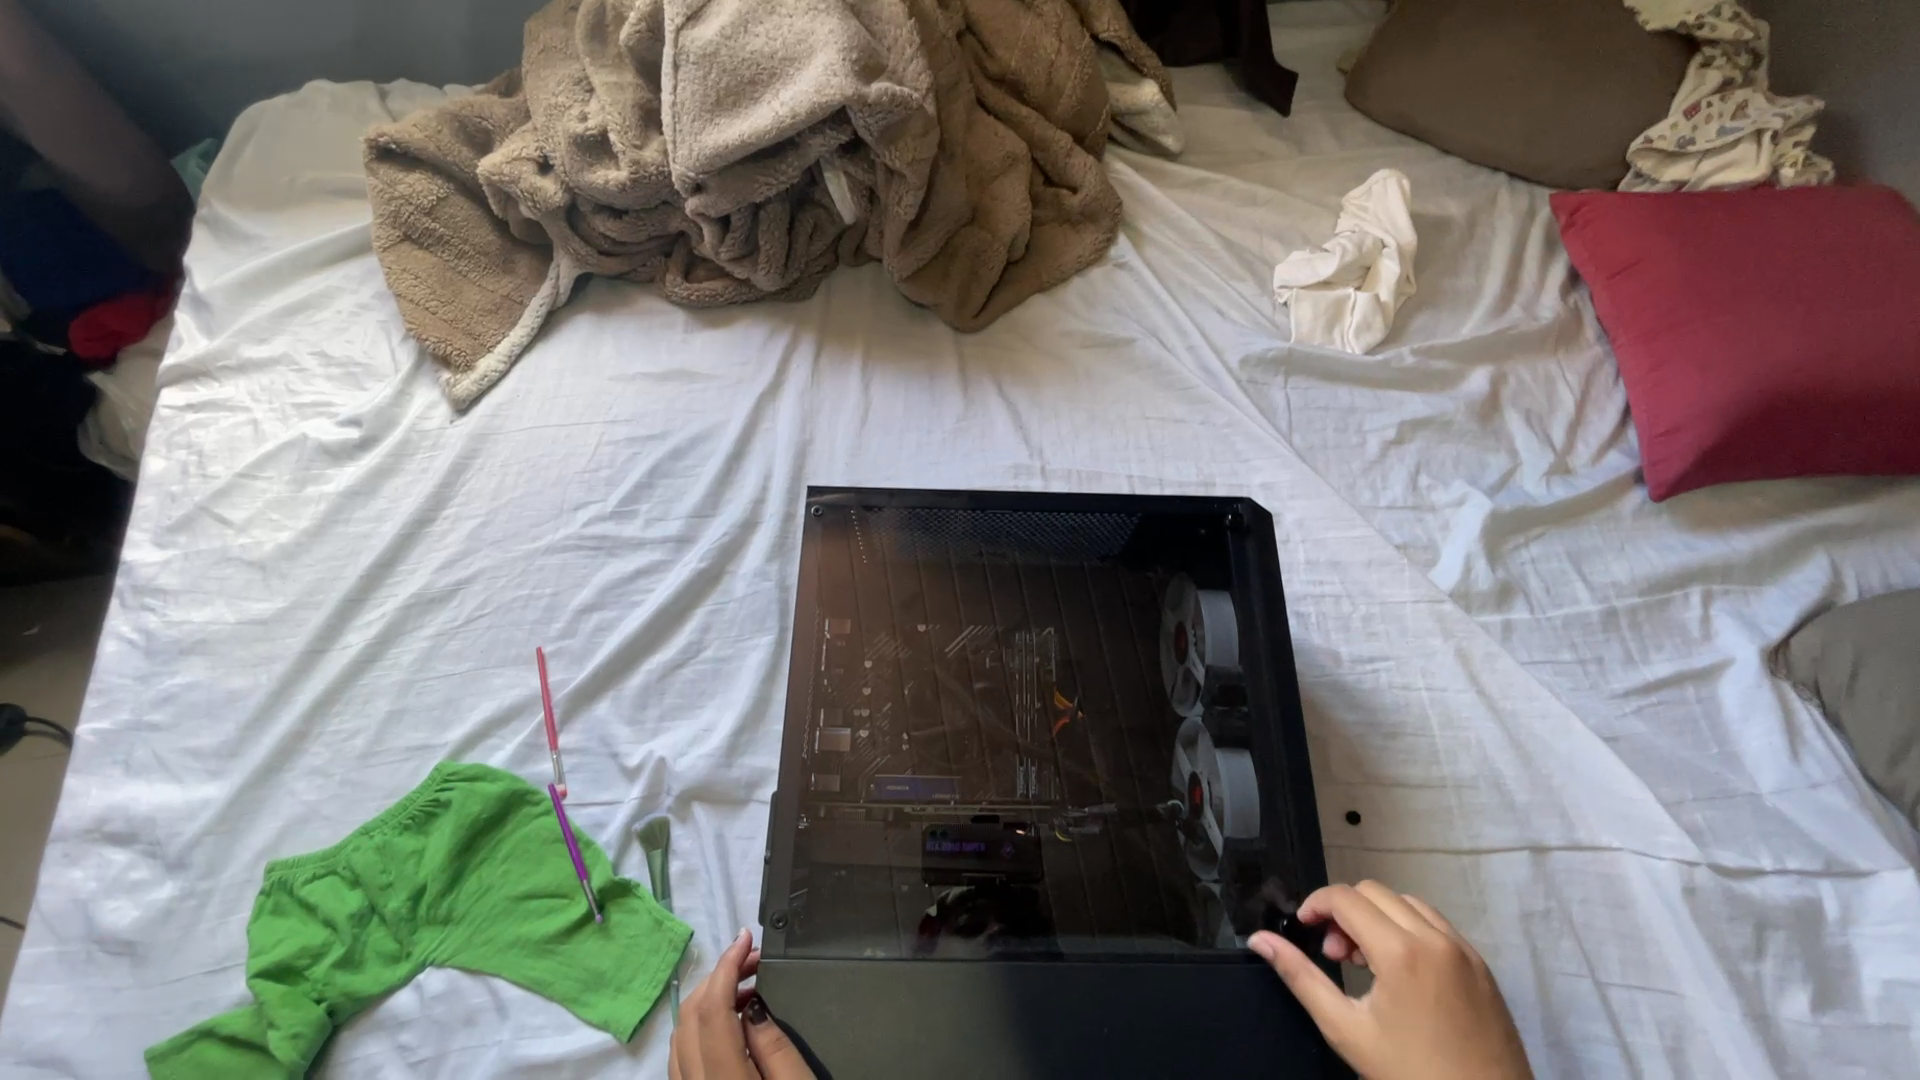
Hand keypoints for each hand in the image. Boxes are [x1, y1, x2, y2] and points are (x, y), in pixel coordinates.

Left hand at [669, 928, 815, 1079]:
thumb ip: (774, 1046)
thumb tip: (753, 1006)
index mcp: (723, 1077)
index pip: (713, 1009)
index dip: (727, 966)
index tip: (746, 938)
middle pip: (691, 1014)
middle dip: (720, 974)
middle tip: (754, 959)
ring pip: (681, 1031)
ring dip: (710, 997)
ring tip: (747, 986)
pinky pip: (681, 1051)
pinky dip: (701, 1023)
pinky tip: (730, 1020)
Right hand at [1247, 882, 1531, 1079]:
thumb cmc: (1411, 1074)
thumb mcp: (1345, 1029)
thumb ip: (1299, 976)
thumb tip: (1259, 940)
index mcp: (1400, 951)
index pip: (1345, 897)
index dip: (1315, 905)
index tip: (1304, 929)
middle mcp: (1434, 938)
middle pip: (1373, 892)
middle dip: (1344, 912)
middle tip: (1334, 954)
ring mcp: (1463, 950)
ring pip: (1406, 902)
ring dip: (1377, 917)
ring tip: (1367, 962)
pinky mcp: (1481, 965)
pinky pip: (1436, 924)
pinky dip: (1408, 929)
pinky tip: (1401, 970)